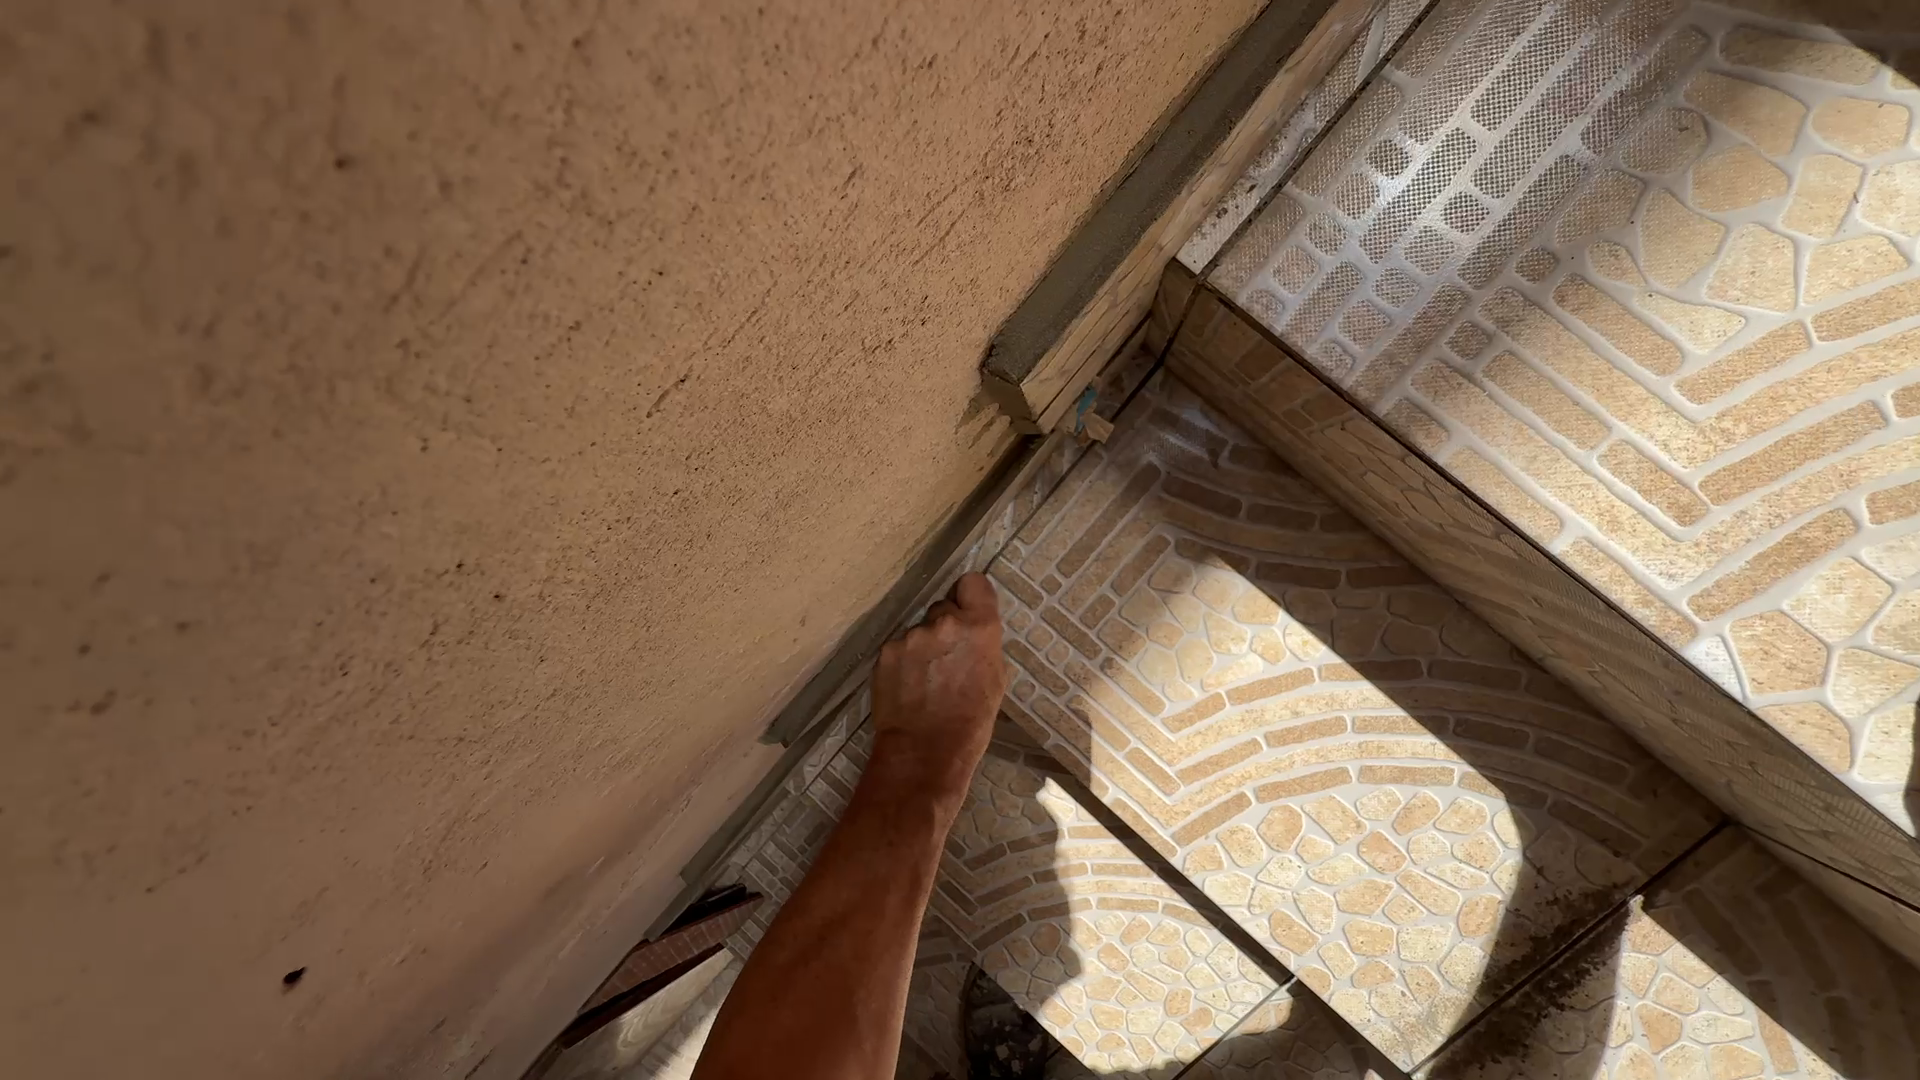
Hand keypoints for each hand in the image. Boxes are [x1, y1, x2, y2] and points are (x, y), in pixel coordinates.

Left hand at [868, 573, 1007, 809]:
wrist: (925, 751)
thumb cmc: (972, 721)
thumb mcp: (995, 678)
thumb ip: (983, 645)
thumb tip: (972, 633)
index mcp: (979, 627)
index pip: (973, 582)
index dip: (969, 596)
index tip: (967, 611)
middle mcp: (944, 622)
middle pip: (943, 607)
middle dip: (945, 627)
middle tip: (946, 659)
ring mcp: (911, 636)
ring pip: (919, 630)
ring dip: (922, 647)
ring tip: (925, 680)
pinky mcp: (886, 652)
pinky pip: (898, 648)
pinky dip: (902, 662)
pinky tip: (907, 687)